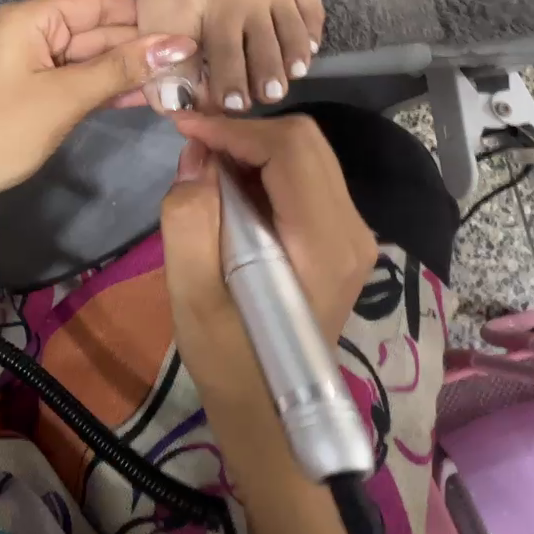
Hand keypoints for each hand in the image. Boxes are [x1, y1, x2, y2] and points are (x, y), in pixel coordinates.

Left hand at [0, 0, 194, 237]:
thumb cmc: (2, 129)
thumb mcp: (65, 97)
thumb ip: (120, 69)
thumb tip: (177, 43)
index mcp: (33, 17)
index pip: (100, 4)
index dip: (145, 17)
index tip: (193, 32)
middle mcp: (35, 31)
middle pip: (100, 31)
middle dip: (144, 48)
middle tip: (199, 65)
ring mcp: (37, 62)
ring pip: (95, 59)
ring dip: (133, 72)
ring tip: (185, 82)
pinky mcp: (40, 91)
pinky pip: (82, 81)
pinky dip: (111, 89)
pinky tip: (151, 97)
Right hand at [159, 114, 372, 533]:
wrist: (269, 408)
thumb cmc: (228, 355)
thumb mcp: (192, 293)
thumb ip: (190, 219)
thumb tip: (197, 156)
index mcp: (322, 242)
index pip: (288, 148)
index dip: (232, 127)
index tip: (182, 125)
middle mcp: (352, 229)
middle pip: (304, 141)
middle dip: (242, 130)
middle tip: (191, 140)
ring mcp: (351, 233)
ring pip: (305, 153)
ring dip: (251, 145)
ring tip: (203, 160)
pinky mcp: (338, 238)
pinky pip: (303, 175)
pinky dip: (262, 164)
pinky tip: (227, 184)